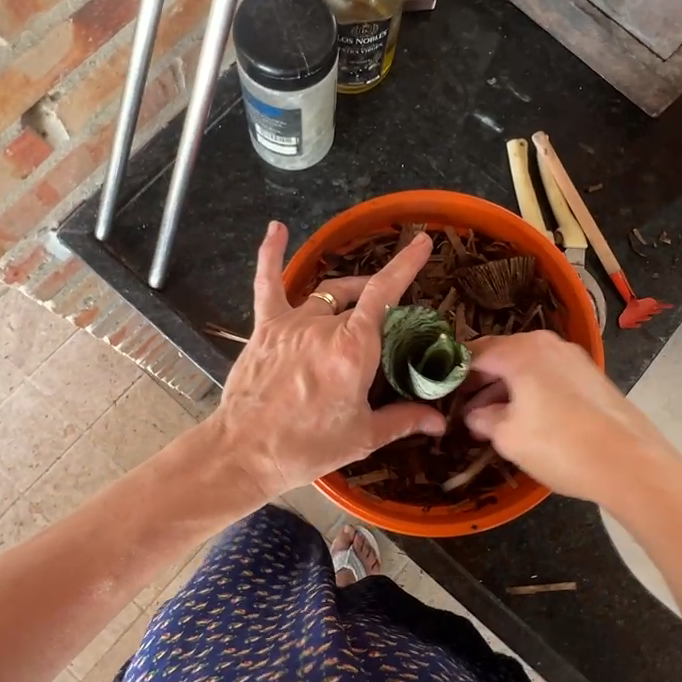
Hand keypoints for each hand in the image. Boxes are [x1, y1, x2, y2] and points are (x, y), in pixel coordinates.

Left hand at [208, 222, 446, 497]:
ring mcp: (291, 324)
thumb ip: (403, 420)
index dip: (405, 265)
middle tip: (390, 327)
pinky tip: (276, 229)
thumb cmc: (306, 447)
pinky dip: (271, 255)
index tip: (423, 243)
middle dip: (378, 306)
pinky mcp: (265, 329)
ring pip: (327, 295)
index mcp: (353, 349)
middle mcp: (323, 326)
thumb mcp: (362, 436)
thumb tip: (438, 422)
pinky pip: (268, 284)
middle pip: (359, 301)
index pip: (384, 294)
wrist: (244, 453)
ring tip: (359, 298)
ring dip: (347, 293)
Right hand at [460, 331, 681, 509]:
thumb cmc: (561, 446)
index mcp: (521, 350)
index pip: (474, 352)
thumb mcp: (508, 436)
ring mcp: (573, 357)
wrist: (631, 464)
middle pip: (502, 355)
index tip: (442, 394)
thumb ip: (483, 418)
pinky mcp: (591, 376)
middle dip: (481, 381)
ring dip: (506, 388)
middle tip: (464, 409)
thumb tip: (475, 414)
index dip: (454, 374)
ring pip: (527, 366)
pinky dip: (532, 391)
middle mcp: (547, 343)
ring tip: (492, 419)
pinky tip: (527, 419)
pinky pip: (549, 376)